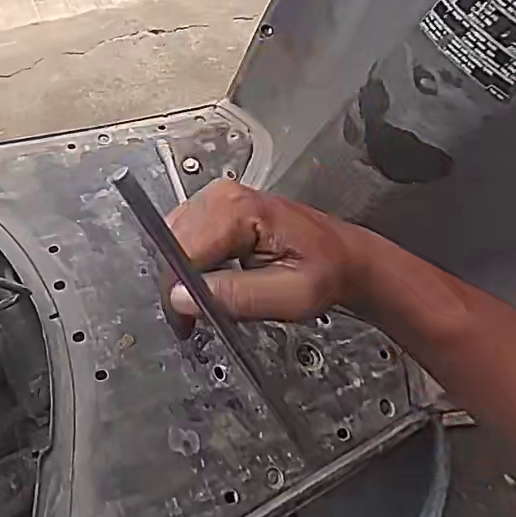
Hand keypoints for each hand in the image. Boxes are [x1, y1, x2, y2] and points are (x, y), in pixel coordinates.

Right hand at [163, 179, 375, 321]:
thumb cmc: (327, 270)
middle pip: (172, 244)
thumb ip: (237, 296)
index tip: (185, 320)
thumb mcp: (291, 296)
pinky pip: (183, 239)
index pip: (182, 251)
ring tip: (211, 296)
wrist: (344, 257)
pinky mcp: (214, 209)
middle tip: (200, 315)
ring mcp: (217, 199)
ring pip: (172, 242)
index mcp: (241, 210)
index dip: (178, 291)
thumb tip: (183, 297)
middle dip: (179, 285)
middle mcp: (223, 196)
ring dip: (183, 275)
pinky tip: (213, 278)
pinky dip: (190, 265)